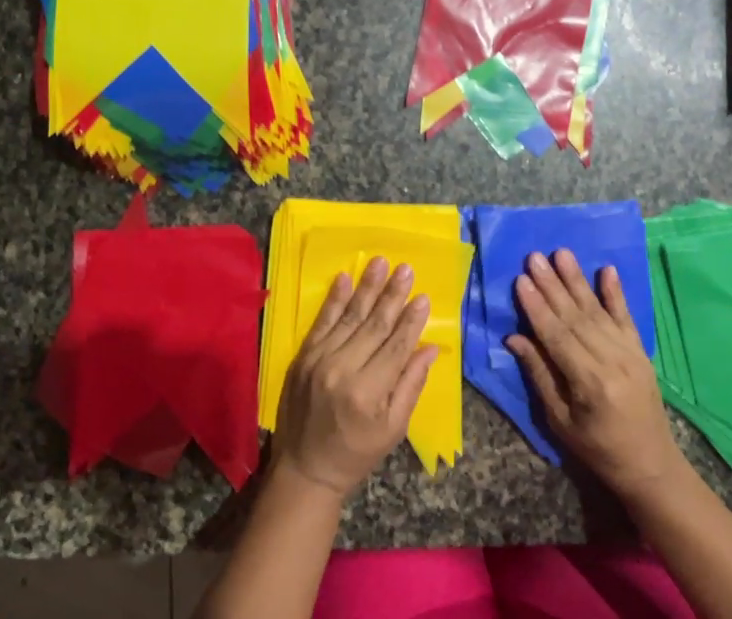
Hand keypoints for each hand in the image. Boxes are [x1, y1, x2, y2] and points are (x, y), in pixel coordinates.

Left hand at [272, 257, 439, 499]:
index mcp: (368, 393)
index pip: (396, 346)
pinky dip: (334, 300)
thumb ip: (411, 385)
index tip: (424, 296)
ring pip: (348, 317)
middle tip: (406, 268)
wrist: (305, 468)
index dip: (411, 320)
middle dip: (392, 295)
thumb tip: (430, 347)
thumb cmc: (356, 453)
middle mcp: (342, 371)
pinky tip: (345, 278)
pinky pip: (321, 322)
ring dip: (366, 288)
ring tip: (380, 263)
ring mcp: (318, 361)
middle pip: (373, 325)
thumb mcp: (393, 429)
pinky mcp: (302, 357)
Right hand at [506, 249, 685, 501]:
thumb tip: (515, 338)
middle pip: (576, 317)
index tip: (521, 280)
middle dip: (553, 285)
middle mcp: (613, 362)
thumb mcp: (560, 420)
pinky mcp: (641, 352)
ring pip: (598, 311)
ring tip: (561, 254)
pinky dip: (616, 293)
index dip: (538, 308)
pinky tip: (607, 270)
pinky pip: (626, 318)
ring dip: (577, 281)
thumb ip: (539, 375)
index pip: (558, 336)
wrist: (651, 465)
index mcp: (590, 383)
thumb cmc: (597, 449)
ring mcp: (631, 354)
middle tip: (534, 257)